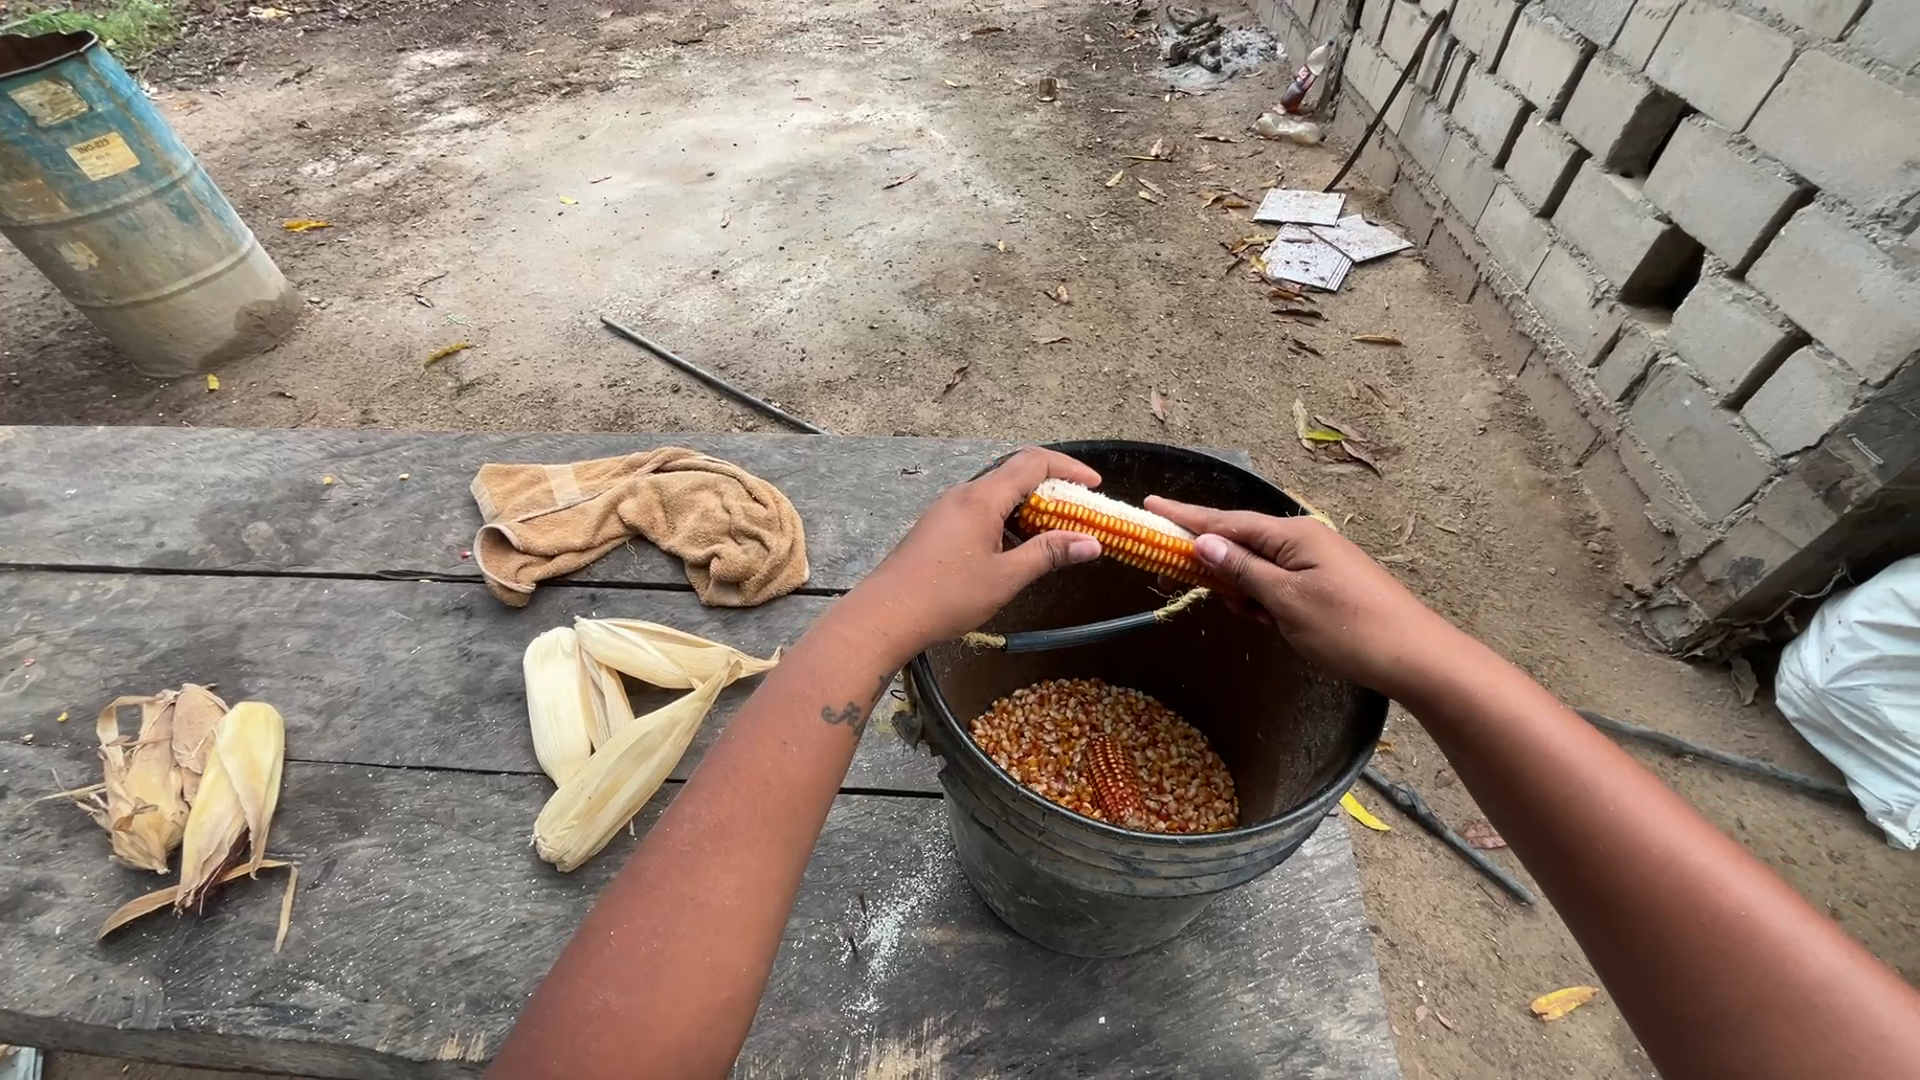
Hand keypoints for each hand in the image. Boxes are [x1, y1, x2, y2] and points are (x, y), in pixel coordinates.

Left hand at [842, 447, 1103, 659]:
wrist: (884, 616)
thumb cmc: (946, 597)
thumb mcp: (1005, 578)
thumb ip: (1048, 555)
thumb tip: (1092, 542)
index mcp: (981, 498)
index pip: (1033, 462)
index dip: (1068, 468)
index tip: (1095, 485)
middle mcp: (962, 494)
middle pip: (1014, 473)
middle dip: (1051, 486)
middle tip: (1079, 511)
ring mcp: (946, 510)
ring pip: (995, 493)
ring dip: (1027, 505)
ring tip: (1052, 532)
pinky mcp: (936, 527)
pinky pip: (978, 509)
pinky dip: (1005, 518)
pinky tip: (1013, 547)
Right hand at [1146, 497, 1464, 699]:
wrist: (1418, 659)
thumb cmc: (1349, 629)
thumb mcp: (1285, 600)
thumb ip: (1241, 569)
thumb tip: (1203, 542)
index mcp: (1293, 536)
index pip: (1226, 521)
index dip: (1185, 516)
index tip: (1151, 505)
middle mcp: (1303, 540)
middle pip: (1239, 539)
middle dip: (1208, 557)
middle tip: (1172, 571)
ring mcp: (1315, 561)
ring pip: (1257, 565)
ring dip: (1240, 587)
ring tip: (1249, 614)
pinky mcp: (1323, 583)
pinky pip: (1276, 581)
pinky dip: (1262, 597)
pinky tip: (1265, 618)